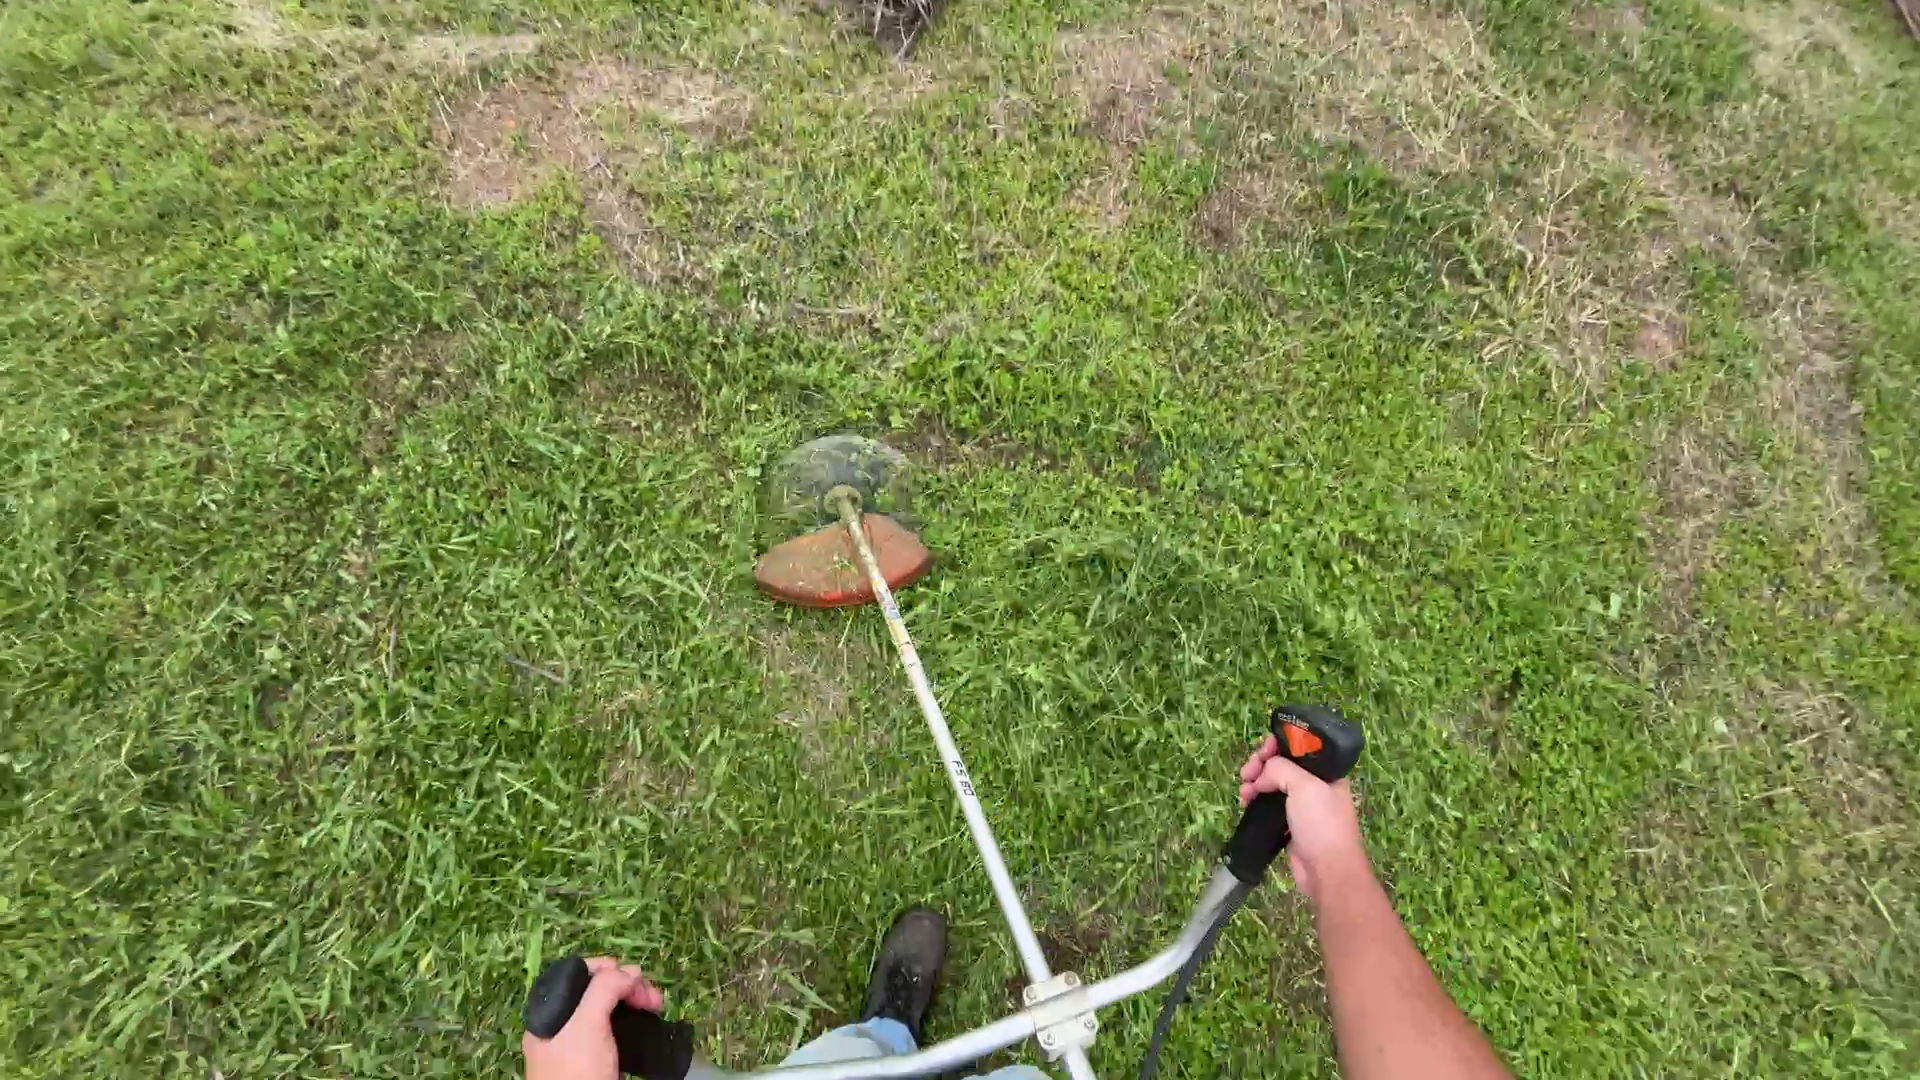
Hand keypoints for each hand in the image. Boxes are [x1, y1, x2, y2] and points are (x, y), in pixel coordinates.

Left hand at [523, 957, 664, 1079]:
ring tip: (655, 1007)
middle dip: (629, 984)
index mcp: (549, 1013)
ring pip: (611, 1005)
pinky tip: (647, 1020)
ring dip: (636, 998)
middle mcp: (561, 1024)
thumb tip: (630, 972)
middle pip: (599, 987)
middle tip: (652, 997)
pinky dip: (634, 1017)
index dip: (608, 967)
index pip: (579, 972)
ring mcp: (579, 1042)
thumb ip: (605, 988)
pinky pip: (616, 1025)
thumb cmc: (577, 1072)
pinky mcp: (595, 1057)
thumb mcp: (587, 1024)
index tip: (633, 976)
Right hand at [1238, 735, 1370, 901]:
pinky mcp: (1288, 822)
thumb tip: (1260, 777)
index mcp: (1325, 772)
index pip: (1297, 748)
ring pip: (1270, 783)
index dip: (1277, 745)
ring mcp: (1301, 805)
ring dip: (1253, 782)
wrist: (1327, 871)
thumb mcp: (1304, 785)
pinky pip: (1267, 802)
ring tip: (1244, 792)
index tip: (1261, 752)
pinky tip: (1245, 802)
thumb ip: (1279, 768)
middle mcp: (1314, 785)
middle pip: (1280, 764)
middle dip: (1260, 764)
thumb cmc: (1321, 823)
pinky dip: (1254, 799)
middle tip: (1247, 772)